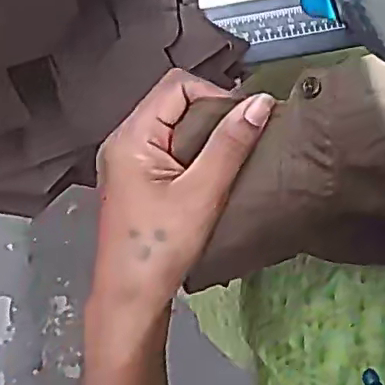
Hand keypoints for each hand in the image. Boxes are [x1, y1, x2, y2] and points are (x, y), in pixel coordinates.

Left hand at [90, 70, 273, 341]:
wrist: (130, 299)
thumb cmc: (161, 248)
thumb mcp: (202, 192)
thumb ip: (231, 143)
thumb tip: (260, 102)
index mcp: (131, 136)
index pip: (177, 85)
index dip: (216, 94)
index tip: (245, 122)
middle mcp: (124, 140)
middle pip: (175, 100)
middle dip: (214, 112)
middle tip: (244, 138)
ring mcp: (128, 160)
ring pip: (175, 123)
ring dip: (208, 133)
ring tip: (234, 155)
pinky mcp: (138, 178)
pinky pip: (171, 145)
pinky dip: (197, 150)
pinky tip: (216, 171)